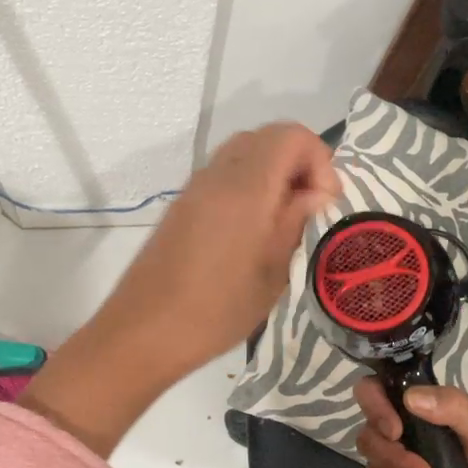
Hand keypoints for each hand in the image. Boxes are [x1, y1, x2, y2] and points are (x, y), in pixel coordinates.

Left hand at [22, 123, 337, 455]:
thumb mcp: (273, 272)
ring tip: (282, 222)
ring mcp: (195, 188)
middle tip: (308, 209)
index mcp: (246, 187)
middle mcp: (218, 175)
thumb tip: (314, 195)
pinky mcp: (181, 206)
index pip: (292, 136)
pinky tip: (250, 232)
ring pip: (243, 153)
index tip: (323, 205)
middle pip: (267, 137)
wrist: (144, 331)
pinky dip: (247, 186)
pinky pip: (222, 175)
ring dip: (272, 174)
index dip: (319, 162)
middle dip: (298, 164)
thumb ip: (296, 222)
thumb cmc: (217, 310)